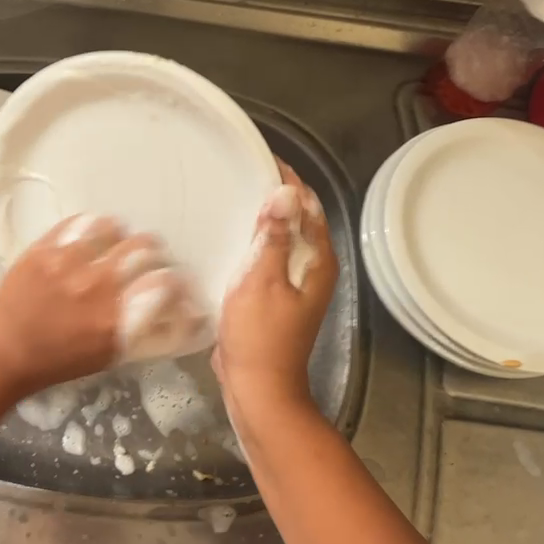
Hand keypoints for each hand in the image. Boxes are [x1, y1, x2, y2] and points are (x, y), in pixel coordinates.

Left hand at [0, 214, 205, 398]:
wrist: (5, 351)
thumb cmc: (59, 360)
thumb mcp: (112, 354)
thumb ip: (148, 332)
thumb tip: (187, 316)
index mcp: (116, 318)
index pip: (165, 284)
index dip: (177, 280)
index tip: (175, 281)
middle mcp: (96, 286)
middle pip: (143, 249)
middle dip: (153, 252)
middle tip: (149, 258)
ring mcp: (68, 263)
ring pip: (112, 229)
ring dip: (122, 234)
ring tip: (119, 240)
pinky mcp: (44, 248)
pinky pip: (79, 223)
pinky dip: (93, 225)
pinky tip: (93, 234)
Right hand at [213, 162, 336, 416]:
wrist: (258, 388)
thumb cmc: (260, 335)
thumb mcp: (262, 281)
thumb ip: (274, 237)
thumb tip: (285, 192)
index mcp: (317, 260)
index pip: (306, 204)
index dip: (285, 178)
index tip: (255, 154)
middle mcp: (313, 267)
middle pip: (296, 218)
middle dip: (272, 192)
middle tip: (235, 170)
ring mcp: (295, 283)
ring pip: (281, 237)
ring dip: (261, 216)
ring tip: (227, 195)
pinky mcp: (275, 295)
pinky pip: (267, 256)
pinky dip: (251, 240)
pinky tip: (225, 237)